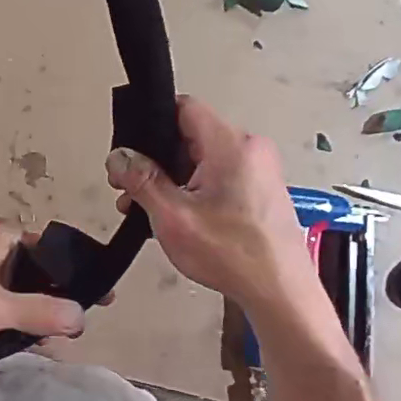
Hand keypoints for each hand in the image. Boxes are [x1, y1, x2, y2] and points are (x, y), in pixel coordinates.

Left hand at [0, 225, 86, 350]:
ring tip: (62, 336)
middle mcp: (0, 250)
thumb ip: (39, 312)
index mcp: (6, 239)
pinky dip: (25, 319)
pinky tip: (36, 340)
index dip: (81, 271)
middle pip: (46, 271)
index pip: (57, 248)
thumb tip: (82, 318)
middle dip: (64, 296)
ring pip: (29, 290)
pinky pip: (12, 304)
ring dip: (44, 311)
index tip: (103, 297)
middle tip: (82, 323)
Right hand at [105, 95, 317, 311]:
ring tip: (150, 209)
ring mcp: (258, 170)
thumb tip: (121, 157)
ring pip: (202, 159)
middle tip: (132, 185)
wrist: (279, 292)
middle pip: (191, 136)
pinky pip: (219, 177)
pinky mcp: (259, 190)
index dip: (152, 122)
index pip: (185, 108)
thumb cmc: (237, 256)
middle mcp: (250, 150)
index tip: (132, 146)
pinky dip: (194, 190)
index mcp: (231, 145)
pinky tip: (176, 217)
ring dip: (173, 179)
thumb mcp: (172, 216)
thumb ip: (142, 180)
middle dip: (157, 160)